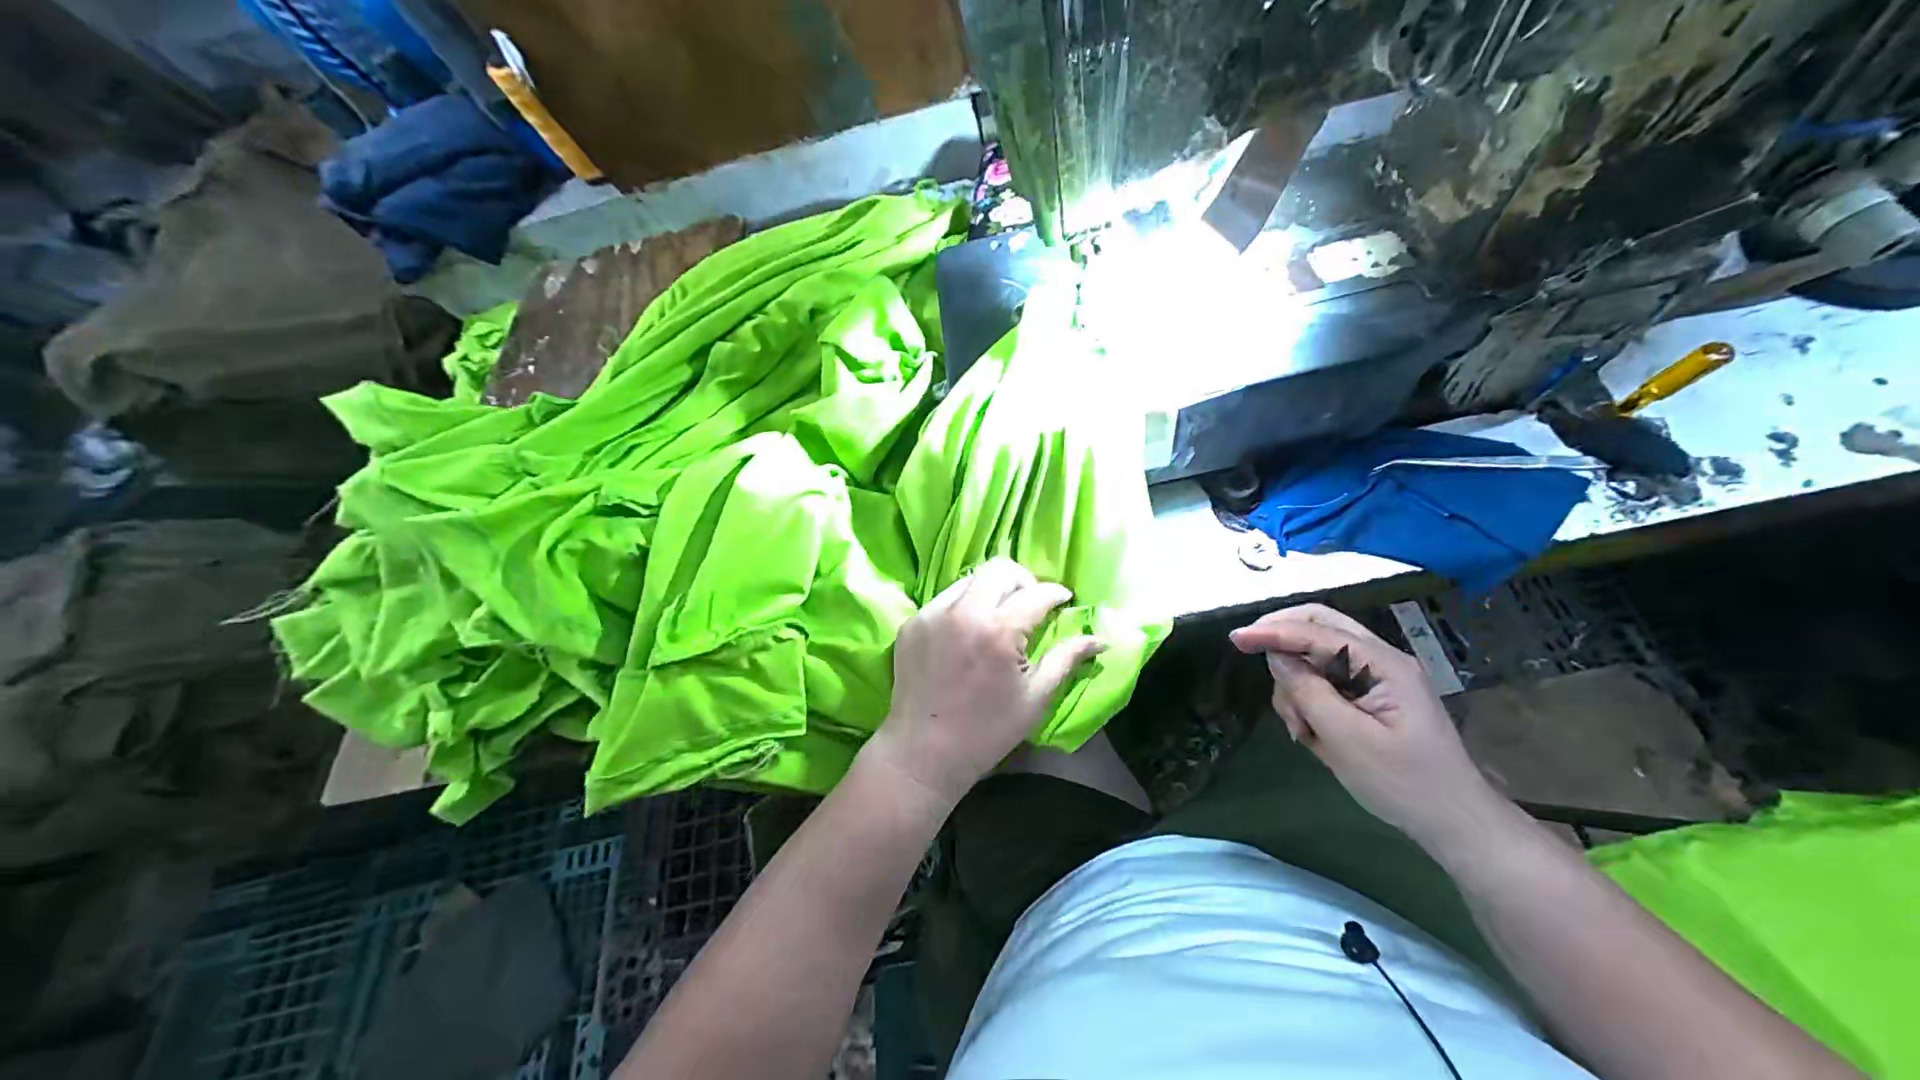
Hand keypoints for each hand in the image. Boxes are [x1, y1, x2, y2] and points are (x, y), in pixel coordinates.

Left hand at [862, 558, 1103, 805]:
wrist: (923, 752)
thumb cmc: (987, 731)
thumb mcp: (1036, 698)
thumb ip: (1067, 659)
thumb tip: (1100, 639)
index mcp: (998, 631)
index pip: (1037, 593)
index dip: (1056, 594)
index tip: (1063, 600)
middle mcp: (963, 612)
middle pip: (1001, 569)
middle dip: (1024, 580)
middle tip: (1031, 603)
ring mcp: (932, 615)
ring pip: (971, 579)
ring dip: (992, 590)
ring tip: (1000, 615)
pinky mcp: (912, 623)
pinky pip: (945, 599)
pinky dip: (964, 605)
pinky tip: (970, 631)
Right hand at [1229, 604, 1507, 849]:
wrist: (1454, 822)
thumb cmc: (1405, 784)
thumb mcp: (1348, 741)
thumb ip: (1309, 692)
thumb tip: (1276, 657)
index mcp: (1383, 664)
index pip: (1317, 632)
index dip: (1273, 632)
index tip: (1235, 639)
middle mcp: (1380, 660)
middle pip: (1318, 626)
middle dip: (1282, 640)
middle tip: (1249, 654)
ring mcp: (1375, 677)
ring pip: (1315, 656)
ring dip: (1295, 684)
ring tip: (1300, 729)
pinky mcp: (1369, 696)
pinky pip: (1325, 680)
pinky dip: (1307, 699)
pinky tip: (1311, 732)